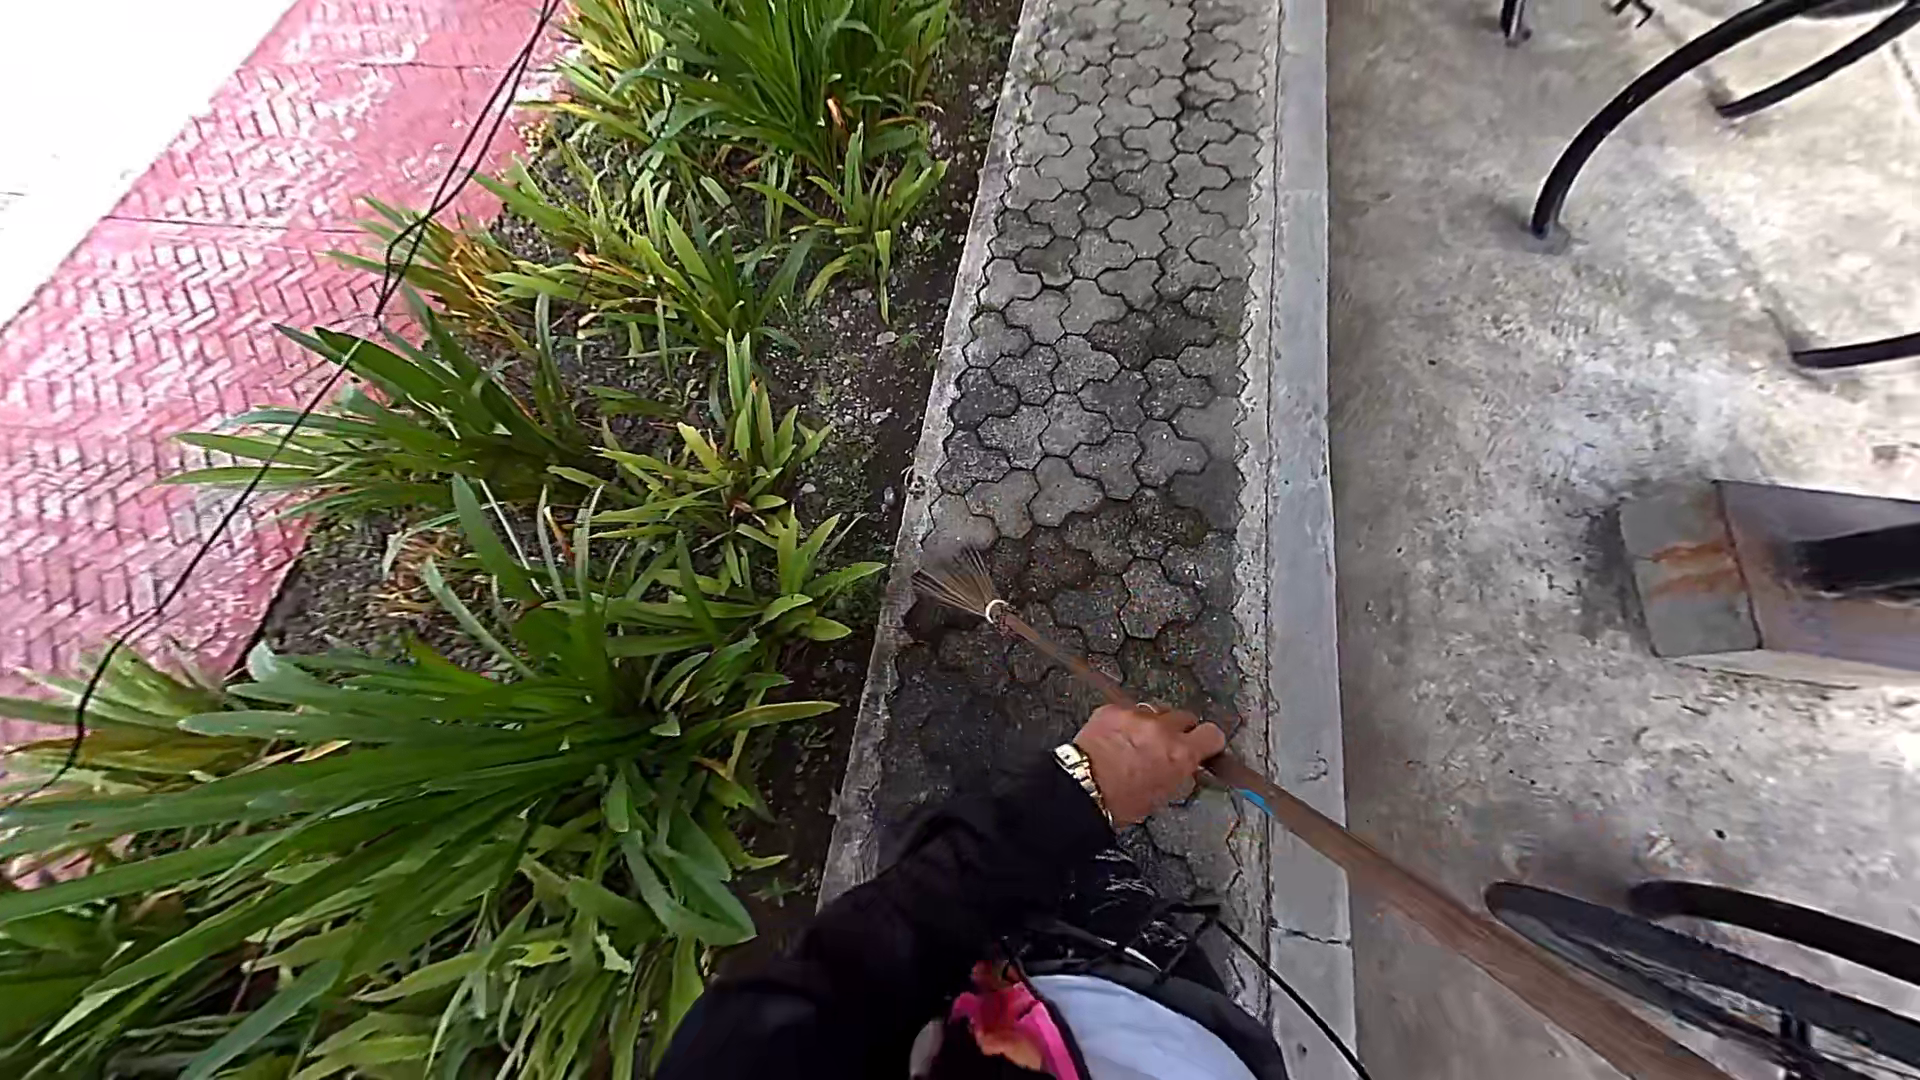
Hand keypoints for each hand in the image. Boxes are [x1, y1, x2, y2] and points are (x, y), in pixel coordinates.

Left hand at [1072, 704, 1226, 826]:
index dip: (1208, 740)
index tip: (1203, 744)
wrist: (1084, 787)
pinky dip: (1126, 720)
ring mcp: (1136, 715)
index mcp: (1181, 753)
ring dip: (1152, 723)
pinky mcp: (1114, 708)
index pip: (1212, 733)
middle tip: (1166, 744)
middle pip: (1183, 716)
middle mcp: (1162, 729)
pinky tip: (1117, 736)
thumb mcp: (1164, 793)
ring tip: (1137, 741)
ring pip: (1155, 710)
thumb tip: (1188, 761)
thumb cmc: (1121, 800)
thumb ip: (1181, 769)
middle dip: (1178, 730)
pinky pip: (1128, 709)